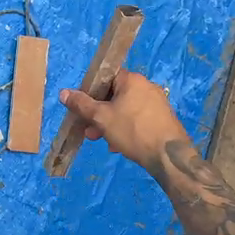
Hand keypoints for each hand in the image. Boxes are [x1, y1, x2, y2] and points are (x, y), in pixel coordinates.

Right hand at [59, 71, 189, 172]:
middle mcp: (147, 87)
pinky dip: (127, 128)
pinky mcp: (164, 119)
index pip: (105, 77)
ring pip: (125, 109)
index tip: (83, 107)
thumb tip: (63, 93)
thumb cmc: (133, 131)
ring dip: (111, 122)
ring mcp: (158, 104)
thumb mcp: (100, 117)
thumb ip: (81, 104)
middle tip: (89, 129)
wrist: (170, 158)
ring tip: (103, 140)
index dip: (91, 91)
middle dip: (99, 112)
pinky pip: (138, 119)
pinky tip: (120, 145)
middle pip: (114, 95)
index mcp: (132, 79)